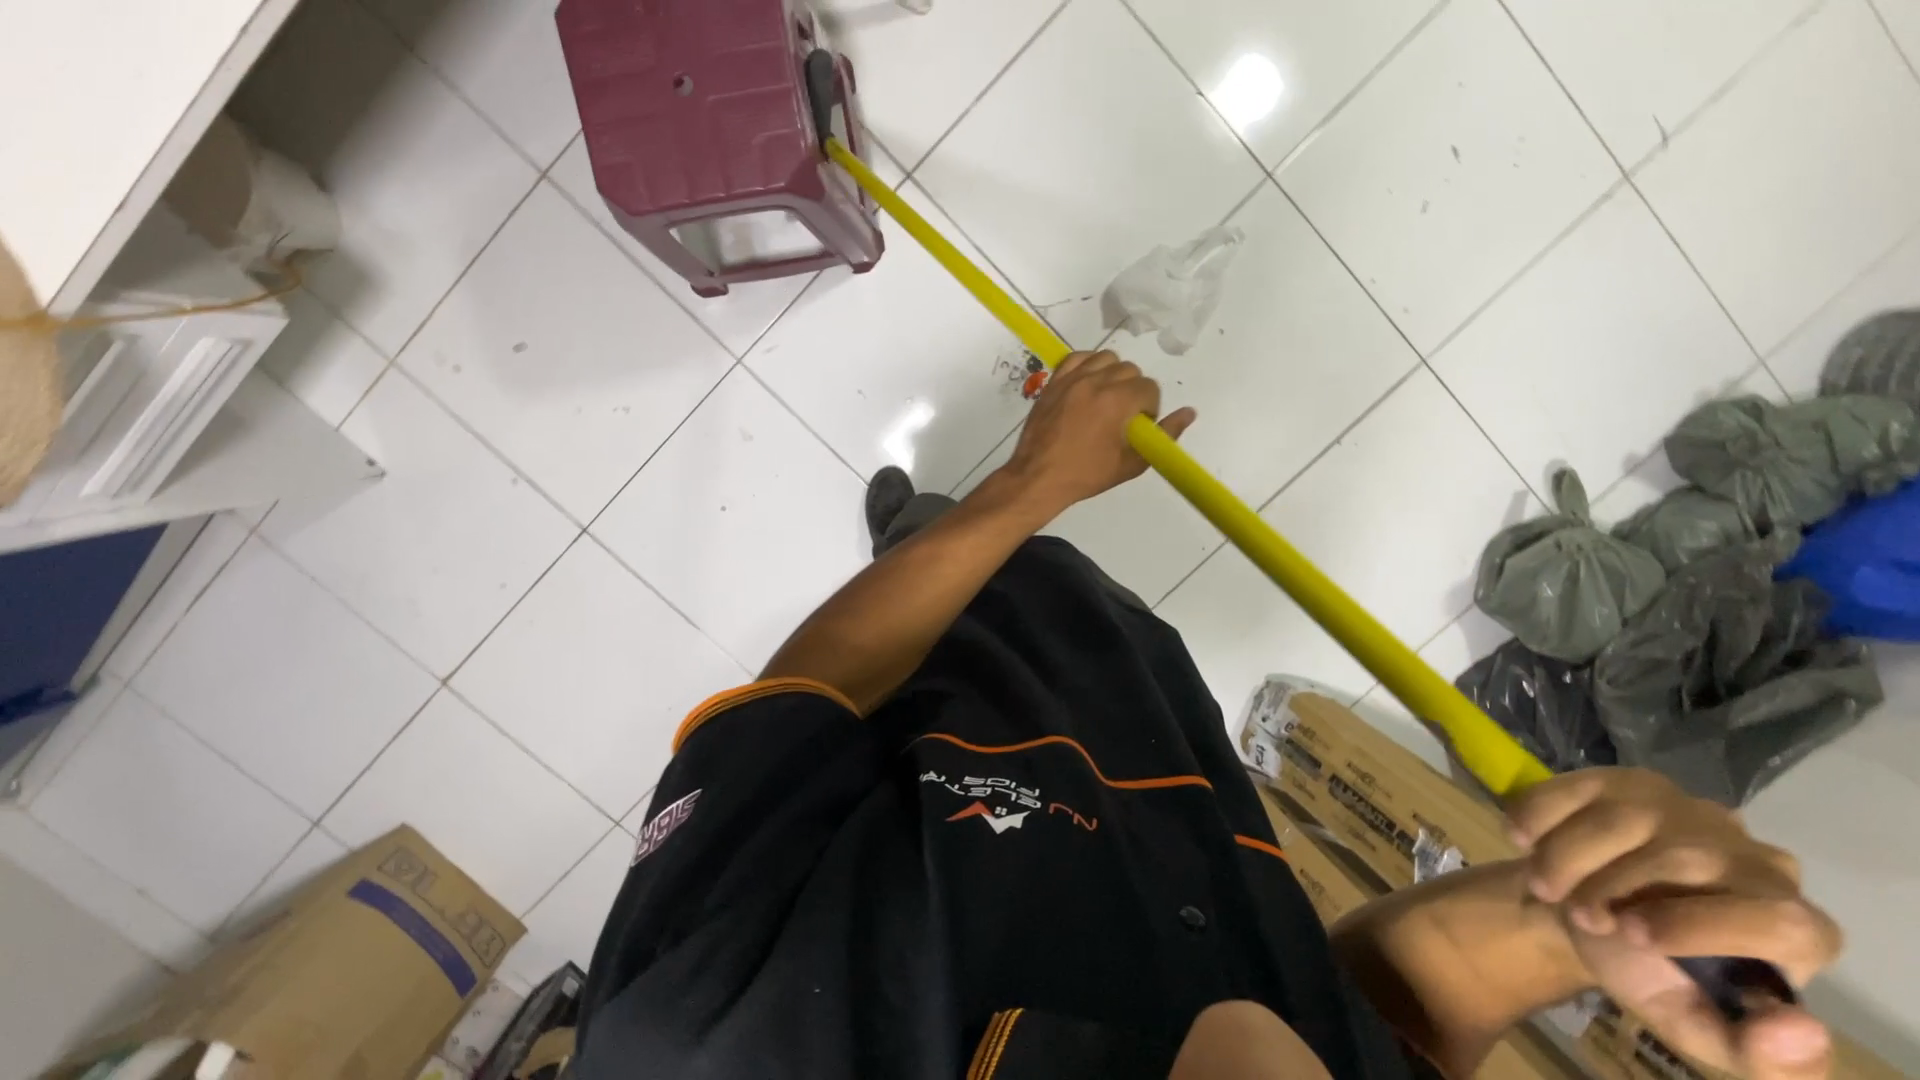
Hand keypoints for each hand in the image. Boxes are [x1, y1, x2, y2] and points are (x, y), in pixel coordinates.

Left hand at [996, 350, 1195, 516]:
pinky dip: (1087, 365)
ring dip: (1112, 374)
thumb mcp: (1132, 462)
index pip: (1149, 388)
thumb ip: (1165, 435)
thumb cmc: (1087, 474)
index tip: (1137, 427)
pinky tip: (1087, 384)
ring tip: (1106, 398)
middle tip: (1122, 417)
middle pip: (1130, 370)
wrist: (1040, 477)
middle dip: (1133, 391)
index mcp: (1118, 401)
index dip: (1149, 408)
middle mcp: (1097, 381)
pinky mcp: (1054, 381)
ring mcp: (1072, 379)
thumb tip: (1189, 412)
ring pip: (1105, 358)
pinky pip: (1077, 357)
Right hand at [1509, 769, 1842, 1079]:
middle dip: (1610, 887)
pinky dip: (1539, 817)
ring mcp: (1685, 808)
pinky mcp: (1625, 779)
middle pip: (1685, 859)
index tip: (1631, 933)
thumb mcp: (1692, 1024)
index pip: (1781, 921)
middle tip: (1576, 916)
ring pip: (1622, 819)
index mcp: (1792, 927)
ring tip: (1544, 887)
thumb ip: (1756, 1055)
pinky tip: (1523, 842)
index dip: (1700, 926)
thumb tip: (1799, 1028)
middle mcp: (1753, 855)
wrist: (1583, 912)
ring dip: (1565, 857)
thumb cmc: (1645, 968)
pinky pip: (1577, 789)